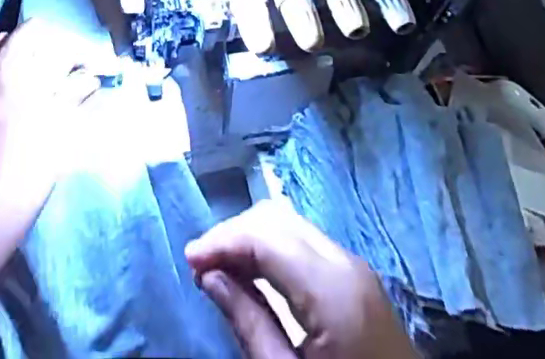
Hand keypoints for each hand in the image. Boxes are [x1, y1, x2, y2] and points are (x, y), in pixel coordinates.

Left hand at [0, 20, 100, 356]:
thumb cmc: (14, 190)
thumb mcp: (58, 141)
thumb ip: (75, 99)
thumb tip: (89, 78)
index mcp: (14, 72)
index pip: (48, 36)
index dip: (74, 50)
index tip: (91, 70)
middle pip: (21, 36)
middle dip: (49, 49)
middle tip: (67, 77)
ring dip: (19, 57)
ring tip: (37, 86)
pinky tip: (3, 97)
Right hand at [186, 200, 415, 358]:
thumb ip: (249, 324)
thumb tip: (211, 276)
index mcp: (330, 287)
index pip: (267, 236)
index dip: (224, 240)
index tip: (188, 259)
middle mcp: (345, 261)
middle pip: (280, 221)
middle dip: (236, 234)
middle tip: (199, 263)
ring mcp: (355, 267)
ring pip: (293, 226)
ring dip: (253, 238)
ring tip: (218, 266)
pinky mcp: (357, 279)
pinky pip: (307, 245)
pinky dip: (275, 249)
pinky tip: (253, 271)